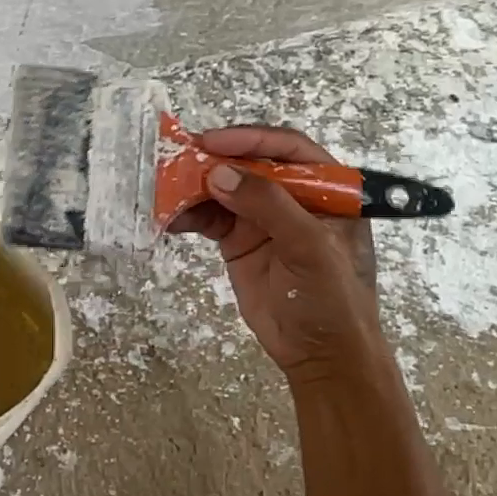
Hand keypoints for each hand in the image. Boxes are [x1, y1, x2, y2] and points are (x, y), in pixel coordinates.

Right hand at [169, 127, 385, 382]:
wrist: (321, 357)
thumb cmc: (332, 299)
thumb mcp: (309, 248)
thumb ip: (267, 205)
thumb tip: (217, 173)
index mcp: (326, 191)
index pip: (288, 149)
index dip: (251, 138)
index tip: (212, 142)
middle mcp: (292, 197)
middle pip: (248, 164)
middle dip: (213, 160)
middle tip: (176, 160)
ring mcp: (262, 218)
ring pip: (223, 188)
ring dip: (192, 187)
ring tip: (165, 190)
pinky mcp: (238, 240)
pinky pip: (208, 217)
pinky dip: (186, 215)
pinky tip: (170, 219)